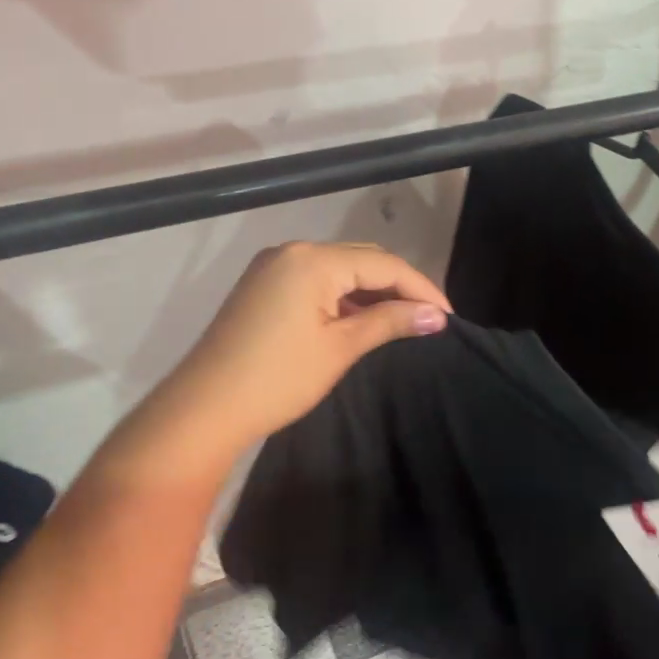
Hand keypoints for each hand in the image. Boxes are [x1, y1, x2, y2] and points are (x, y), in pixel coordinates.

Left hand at [165, 241, 450, 449]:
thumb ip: (391, 323)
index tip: (451, 318)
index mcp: (312, 261)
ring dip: (375, 292)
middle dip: (401, 286)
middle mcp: (293, 251)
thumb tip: (438, 315)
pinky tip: (367, 320)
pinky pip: (319, 281)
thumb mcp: (341, 348)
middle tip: (432, 319)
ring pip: (342, 269)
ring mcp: (275, 267)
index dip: (421, 288)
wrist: (207, 407)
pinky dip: (347, 297)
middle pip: (363, 259)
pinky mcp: (266, 287)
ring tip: (407, 322)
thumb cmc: (279, 378)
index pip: (384, 264)